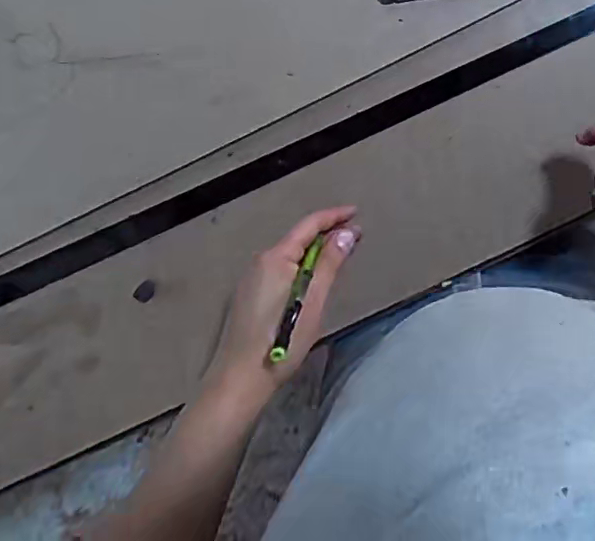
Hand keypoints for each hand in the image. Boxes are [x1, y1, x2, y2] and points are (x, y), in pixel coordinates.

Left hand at [203, 206, 359, 409]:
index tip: (356, 212)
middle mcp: (261, 261)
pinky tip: (312, 280)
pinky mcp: (250, 295)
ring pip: (290, 254)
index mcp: (276, 257)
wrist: (238, 381)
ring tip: (338, 257)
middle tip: (353, 237)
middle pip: (299, 238)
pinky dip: (301, 266)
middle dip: (327, 233)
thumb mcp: (313, 301)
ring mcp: (252, 278)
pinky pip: (281, 268)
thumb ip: (330, 264)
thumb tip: (346, 232)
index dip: (334, 216)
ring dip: (315, 251)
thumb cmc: (281, 340)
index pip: (309, 225)